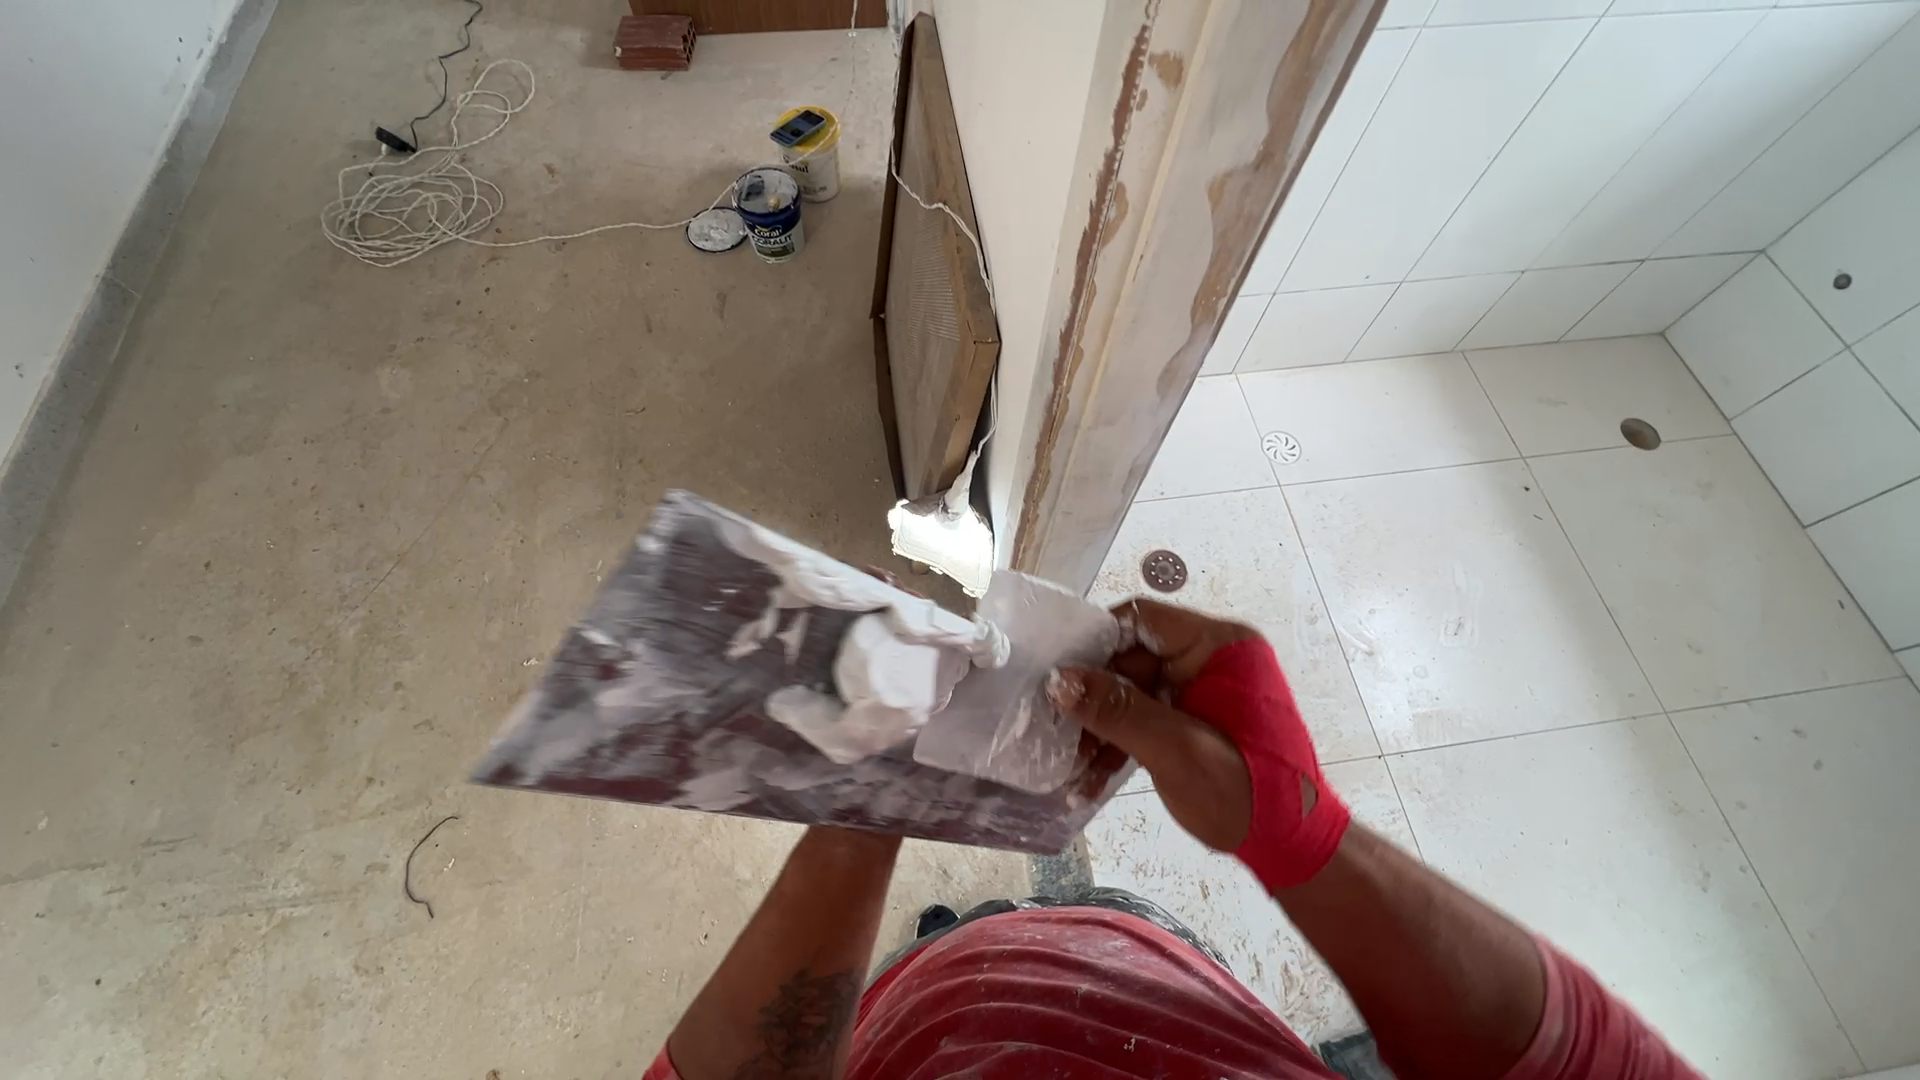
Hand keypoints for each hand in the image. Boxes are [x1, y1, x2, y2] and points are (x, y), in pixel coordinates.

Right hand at [1048, 598, 1350, 890]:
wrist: (1294, 848)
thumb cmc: (1245, 793)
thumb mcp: (1174, 749)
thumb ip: (1116, 710)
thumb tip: (1058, 679)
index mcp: (1217, 646)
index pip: (1140, 620)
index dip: (1094, 642)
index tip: (1056, 674)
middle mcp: (1210, 657)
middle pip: (1130, 659)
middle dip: (1092, 699)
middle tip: (1055, 731)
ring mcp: (1203, 687)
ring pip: (1132, 691)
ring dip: (1101, 727)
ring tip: (1070, 766)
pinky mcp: (1196, 717)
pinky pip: (1146, 716)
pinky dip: (1121, 742)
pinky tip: (1090, 777)